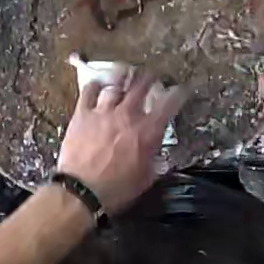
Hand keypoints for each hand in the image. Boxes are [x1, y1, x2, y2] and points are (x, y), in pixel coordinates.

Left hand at [57, 68, 185, 212]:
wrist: (83, 191)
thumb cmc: (117, 189)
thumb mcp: (147, 178)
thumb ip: (156, 161)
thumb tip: (162, 157)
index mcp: (148, 131)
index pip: (169, 104)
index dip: (178, 93)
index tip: (181, 90)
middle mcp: (127, 115)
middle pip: (142, 86)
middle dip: (150, 77)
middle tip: (153, 74)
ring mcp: (103, 112)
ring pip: (116, 85)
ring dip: (123, 77)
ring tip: (126, 71)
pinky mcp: (82, 115)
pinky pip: (89, 92)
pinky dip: (95, 86)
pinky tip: (97, 84)